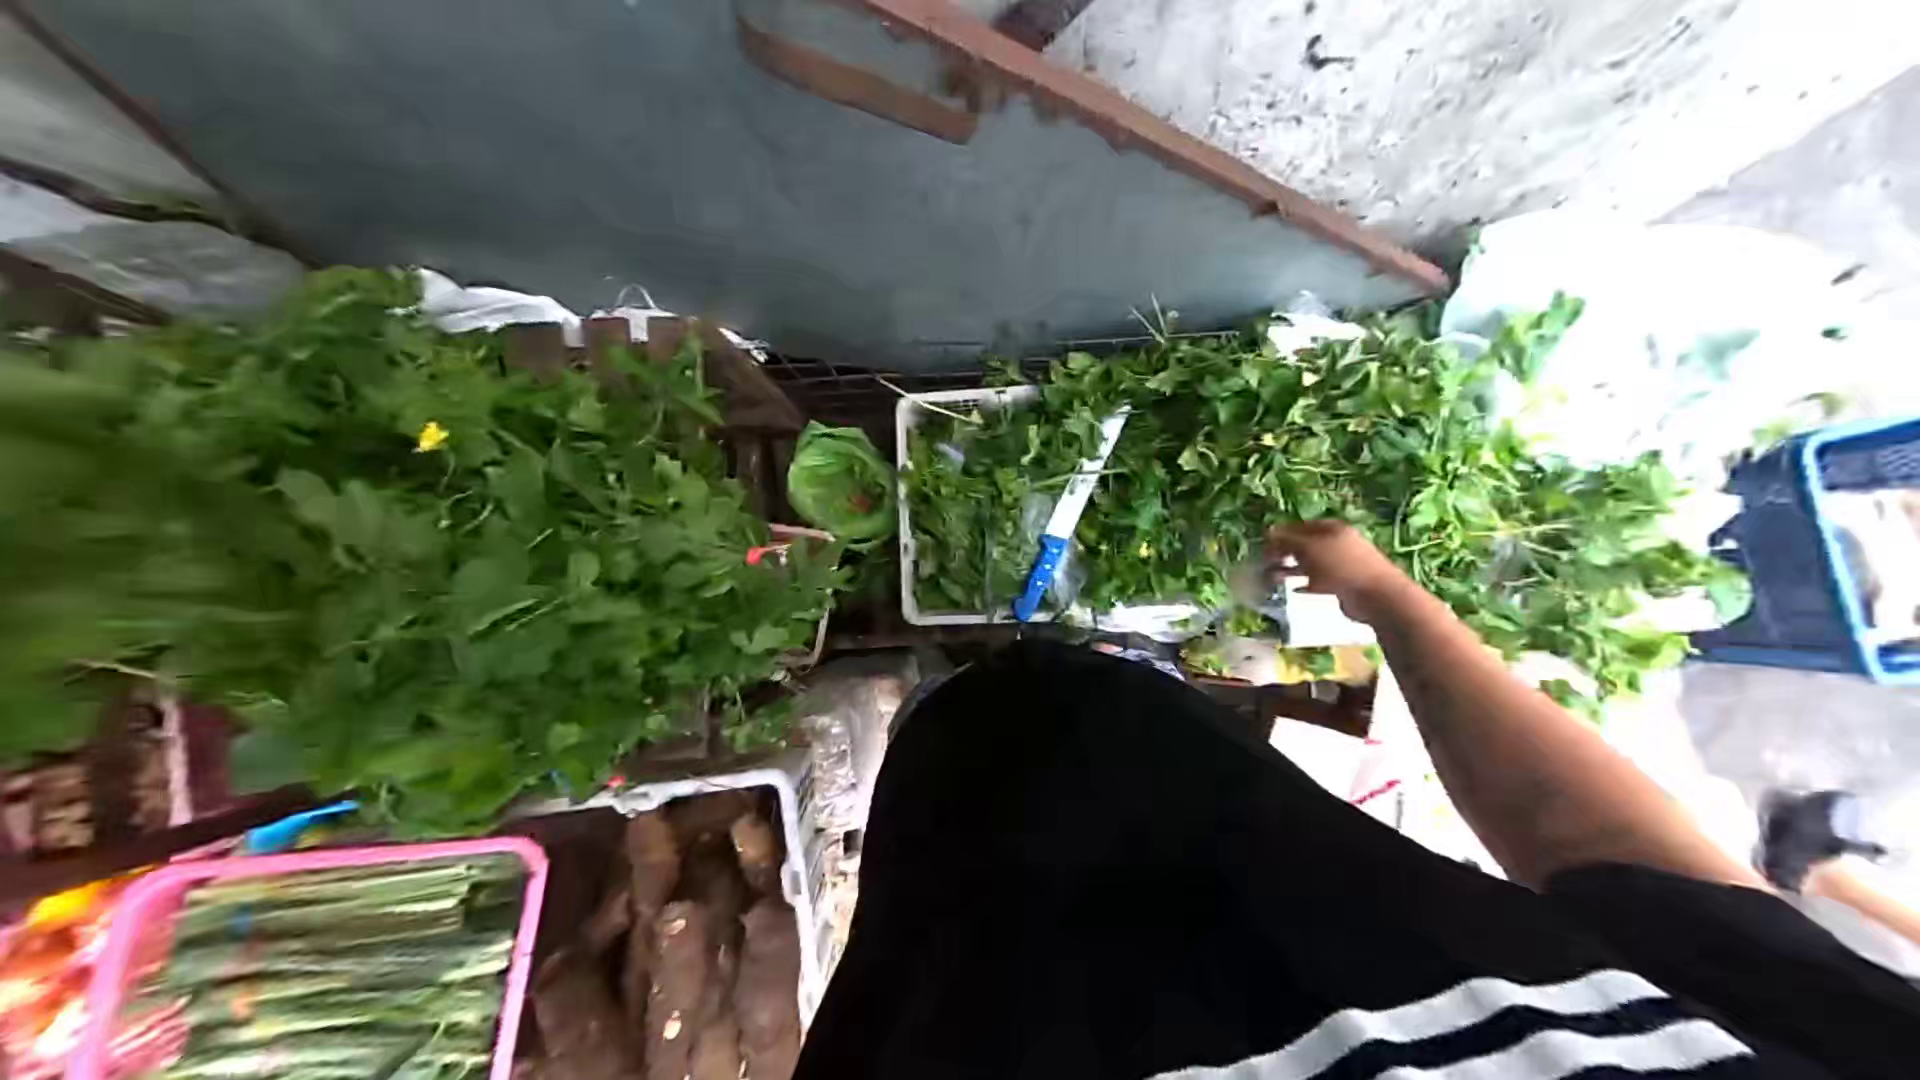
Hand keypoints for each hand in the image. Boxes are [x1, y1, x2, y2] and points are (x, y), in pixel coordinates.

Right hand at [1266, 520, 1411, 623]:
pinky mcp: (1343, 585)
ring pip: (1309, 565)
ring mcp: (1341, 565)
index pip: (1299, 526)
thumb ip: (1287, 540)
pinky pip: (1317, 582)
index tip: (1263, 545)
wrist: (1376, 596)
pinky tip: (1293, 590)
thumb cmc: (1340, 566)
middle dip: (1283, 553)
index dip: (1280, 534)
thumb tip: (1269, 532)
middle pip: (1304, 545)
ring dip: (1289, 570)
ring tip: (1271, 579)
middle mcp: (1337, 544)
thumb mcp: (1308, 548)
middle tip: (1264, 562)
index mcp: (1331, 529)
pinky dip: (1304, 584)